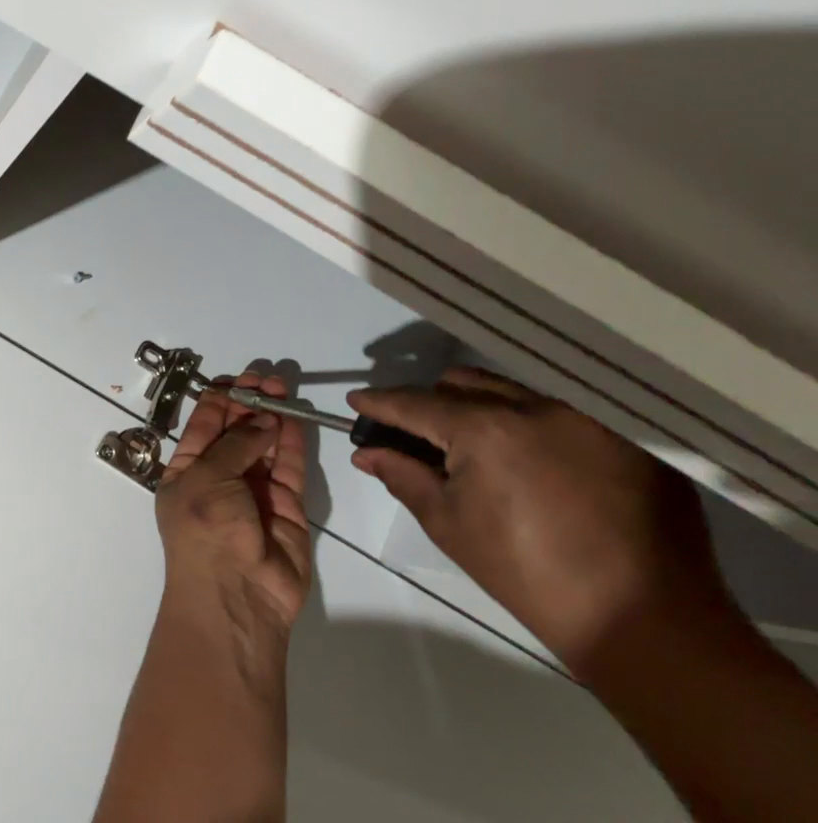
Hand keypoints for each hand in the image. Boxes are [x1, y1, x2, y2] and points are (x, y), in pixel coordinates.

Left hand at [158, 370, 312, 635]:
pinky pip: (288, 468)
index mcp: (185, 473)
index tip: (235, 378)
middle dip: (248, 405)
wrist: (236, 592)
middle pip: (234, 434)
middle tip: (265, 377)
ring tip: (282, 387)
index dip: (217, 402)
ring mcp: (253, 493)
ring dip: (271, 417)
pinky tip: (294, 416)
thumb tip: (263, 419)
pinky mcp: (287, 508)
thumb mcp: (207, 478)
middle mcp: (218, 480)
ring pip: (264, 446)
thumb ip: (236, 445)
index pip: (201, 429)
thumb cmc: (206, 529)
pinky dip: (291, 442)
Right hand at [348, 366, 730, 676]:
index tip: (356, 403)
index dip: (379, 402)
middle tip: (415, 434)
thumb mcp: (448, 524)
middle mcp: (538, 409)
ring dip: (482, 408)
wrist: (643, 617)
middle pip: (464, 383)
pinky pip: (565, 417)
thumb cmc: (525, 572)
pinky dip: (533, 429)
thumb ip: (403, 476)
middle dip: (431, 401)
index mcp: (485, 428)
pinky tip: (533, 467)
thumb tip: (368, 452)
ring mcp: (591, 421)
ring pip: (516, 393)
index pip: (415, 402)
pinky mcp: (631, 442)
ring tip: (473, 445)